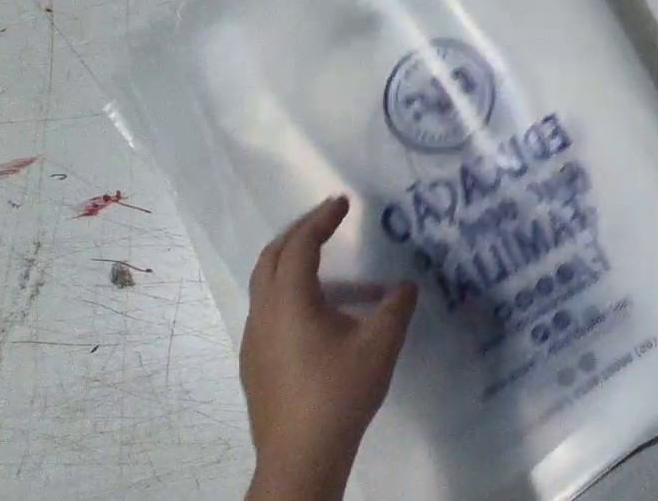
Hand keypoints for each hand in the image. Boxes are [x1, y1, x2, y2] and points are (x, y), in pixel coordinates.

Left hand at [241, 196, 417, 500]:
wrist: (302, 456)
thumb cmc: (341, 391)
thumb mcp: (382, 342)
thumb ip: (397, 304)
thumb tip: (403, 287)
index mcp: (289, 304)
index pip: (299, 246)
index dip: (320, 219)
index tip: (343, 201)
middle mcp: (264, 316)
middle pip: (270, 259)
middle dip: (299, 233)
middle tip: (329, 218)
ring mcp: (255, 342)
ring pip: (267, 286)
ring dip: (296, 264)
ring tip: (337, 265)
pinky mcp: (257, 363)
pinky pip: (272, 310)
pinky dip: (295, 292)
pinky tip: (329, 312)